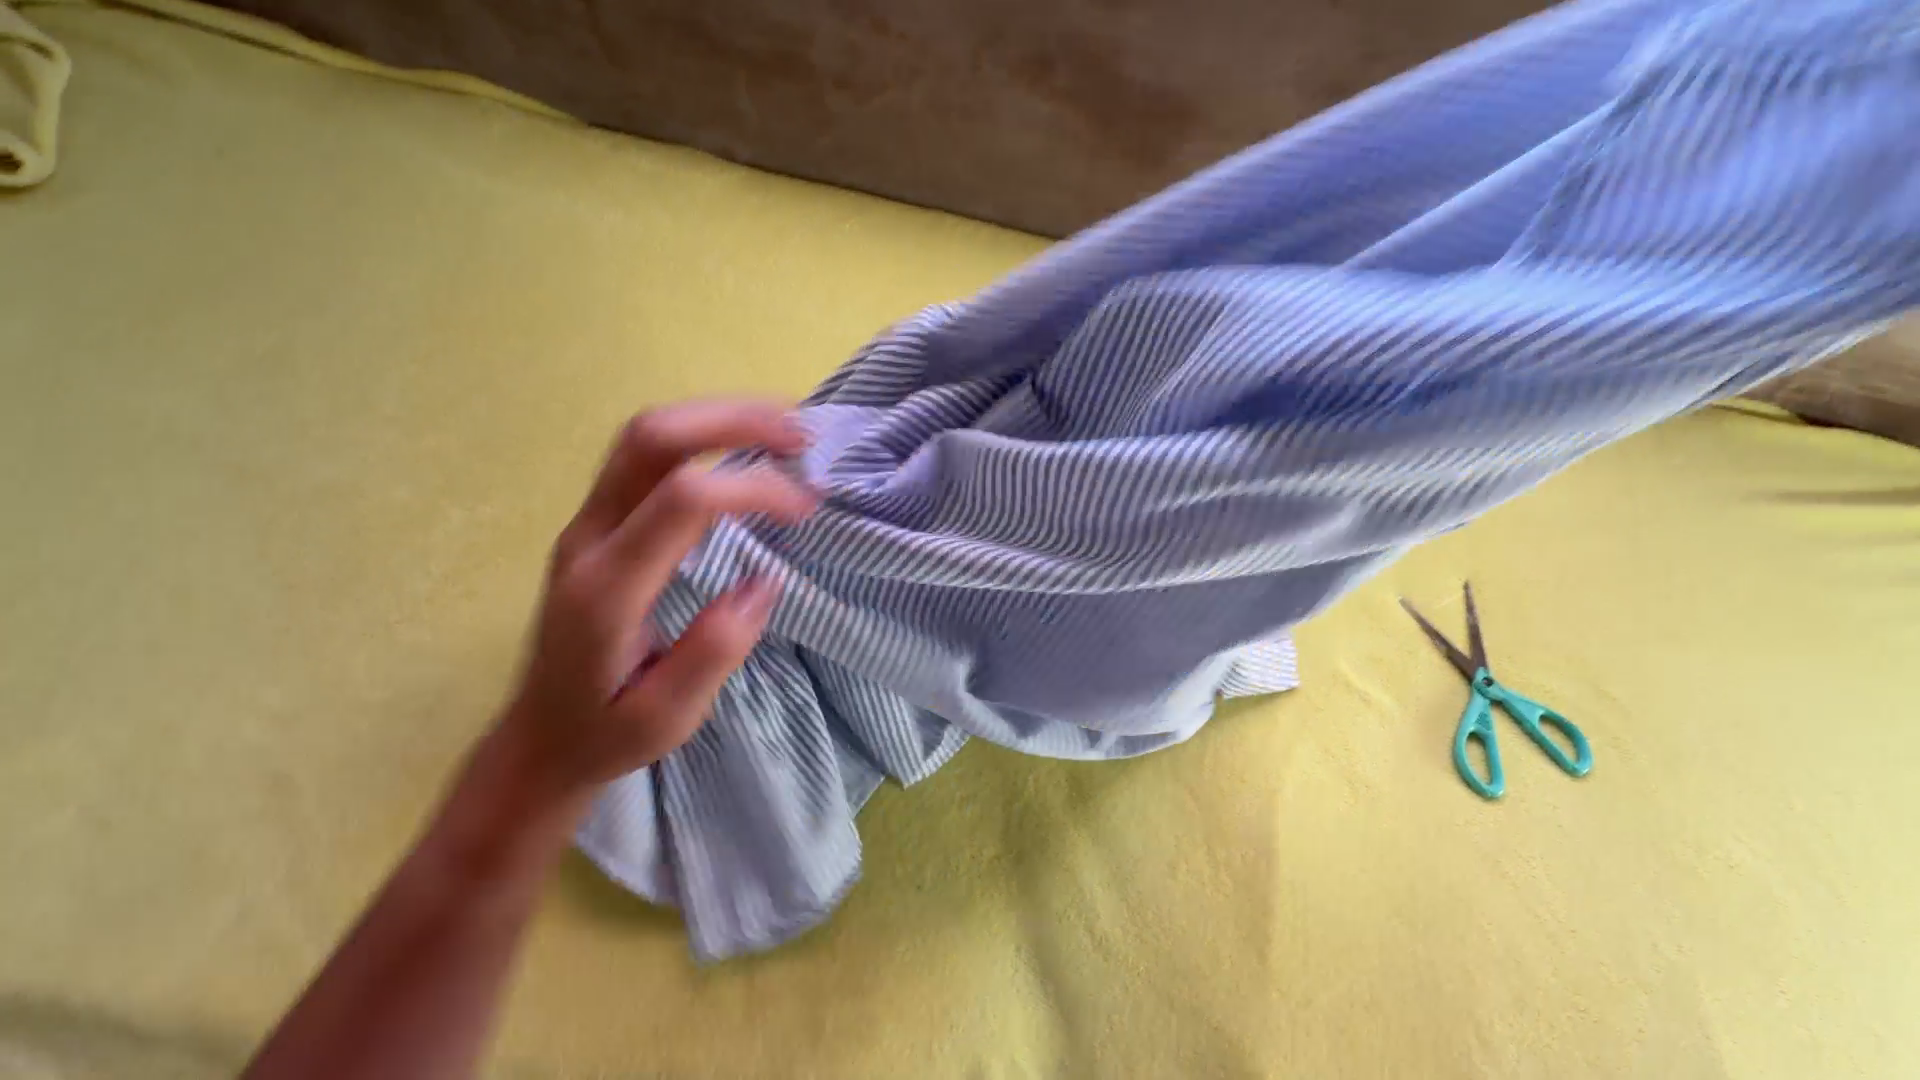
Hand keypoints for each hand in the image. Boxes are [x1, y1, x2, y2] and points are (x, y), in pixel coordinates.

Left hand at [500, 401, 818, 795]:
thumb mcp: (667, 718)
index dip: (752, 489)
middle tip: (802, 434)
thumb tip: (764, 580)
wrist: (539, 736)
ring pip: (644, 436)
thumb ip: (713, 651)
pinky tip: (743, 447)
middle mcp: (587, 539)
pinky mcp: (596, 523)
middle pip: (650, 440)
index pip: (682, 501)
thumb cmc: (605, 732)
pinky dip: (701, 436)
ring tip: (784, 427)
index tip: (806, 506)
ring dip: (717, 417)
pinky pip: (645, 456)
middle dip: (732, 420)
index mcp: (607, 589)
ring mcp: (585, 524)